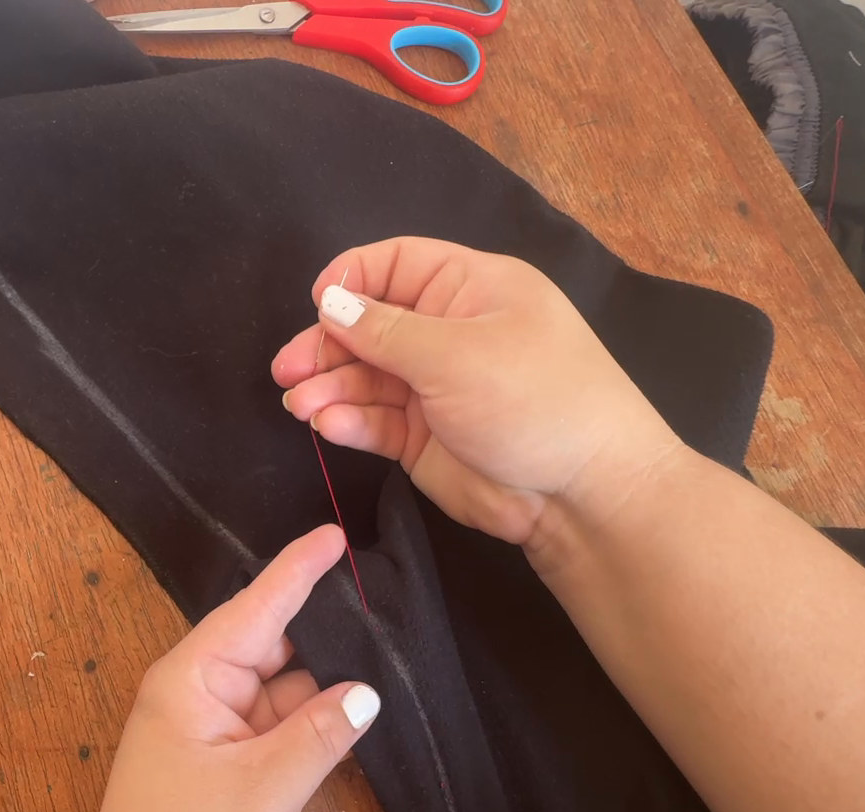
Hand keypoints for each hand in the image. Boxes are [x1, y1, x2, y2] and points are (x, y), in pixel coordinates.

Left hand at [66, 525, 379, 811]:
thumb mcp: (262, 793)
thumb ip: (318, 737)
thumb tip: (368, 690)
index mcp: (192, 678)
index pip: (255, 608)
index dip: (297, 570)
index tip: (335, 534)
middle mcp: (202, 690)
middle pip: (271, 642)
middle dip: (321, 626)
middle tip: (383, 600)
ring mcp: (215, 724)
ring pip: (280, 684)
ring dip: (322, 679)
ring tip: (384, 652)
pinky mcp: (229, 756)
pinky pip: (278, 720)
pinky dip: (312, 716)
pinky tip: (354, 708)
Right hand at [271, 237, 682, 545]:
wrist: (577, 493)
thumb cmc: (533, 399)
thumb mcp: (457, 354)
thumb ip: (386, 331)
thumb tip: (329, 302)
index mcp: (467, 291)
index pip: (396, 266)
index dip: (351, 279)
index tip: (315, 304)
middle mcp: (444, 334)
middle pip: (367, 326)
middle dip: (325, 345)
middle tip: (287, 369)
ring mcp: (430, 388)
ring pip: (363, 378)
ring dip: (328, 388)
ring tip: (300, 405)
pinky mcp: (419, 437)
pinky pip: (374, 421)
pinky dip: (348, 421)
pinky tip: (328, 425)